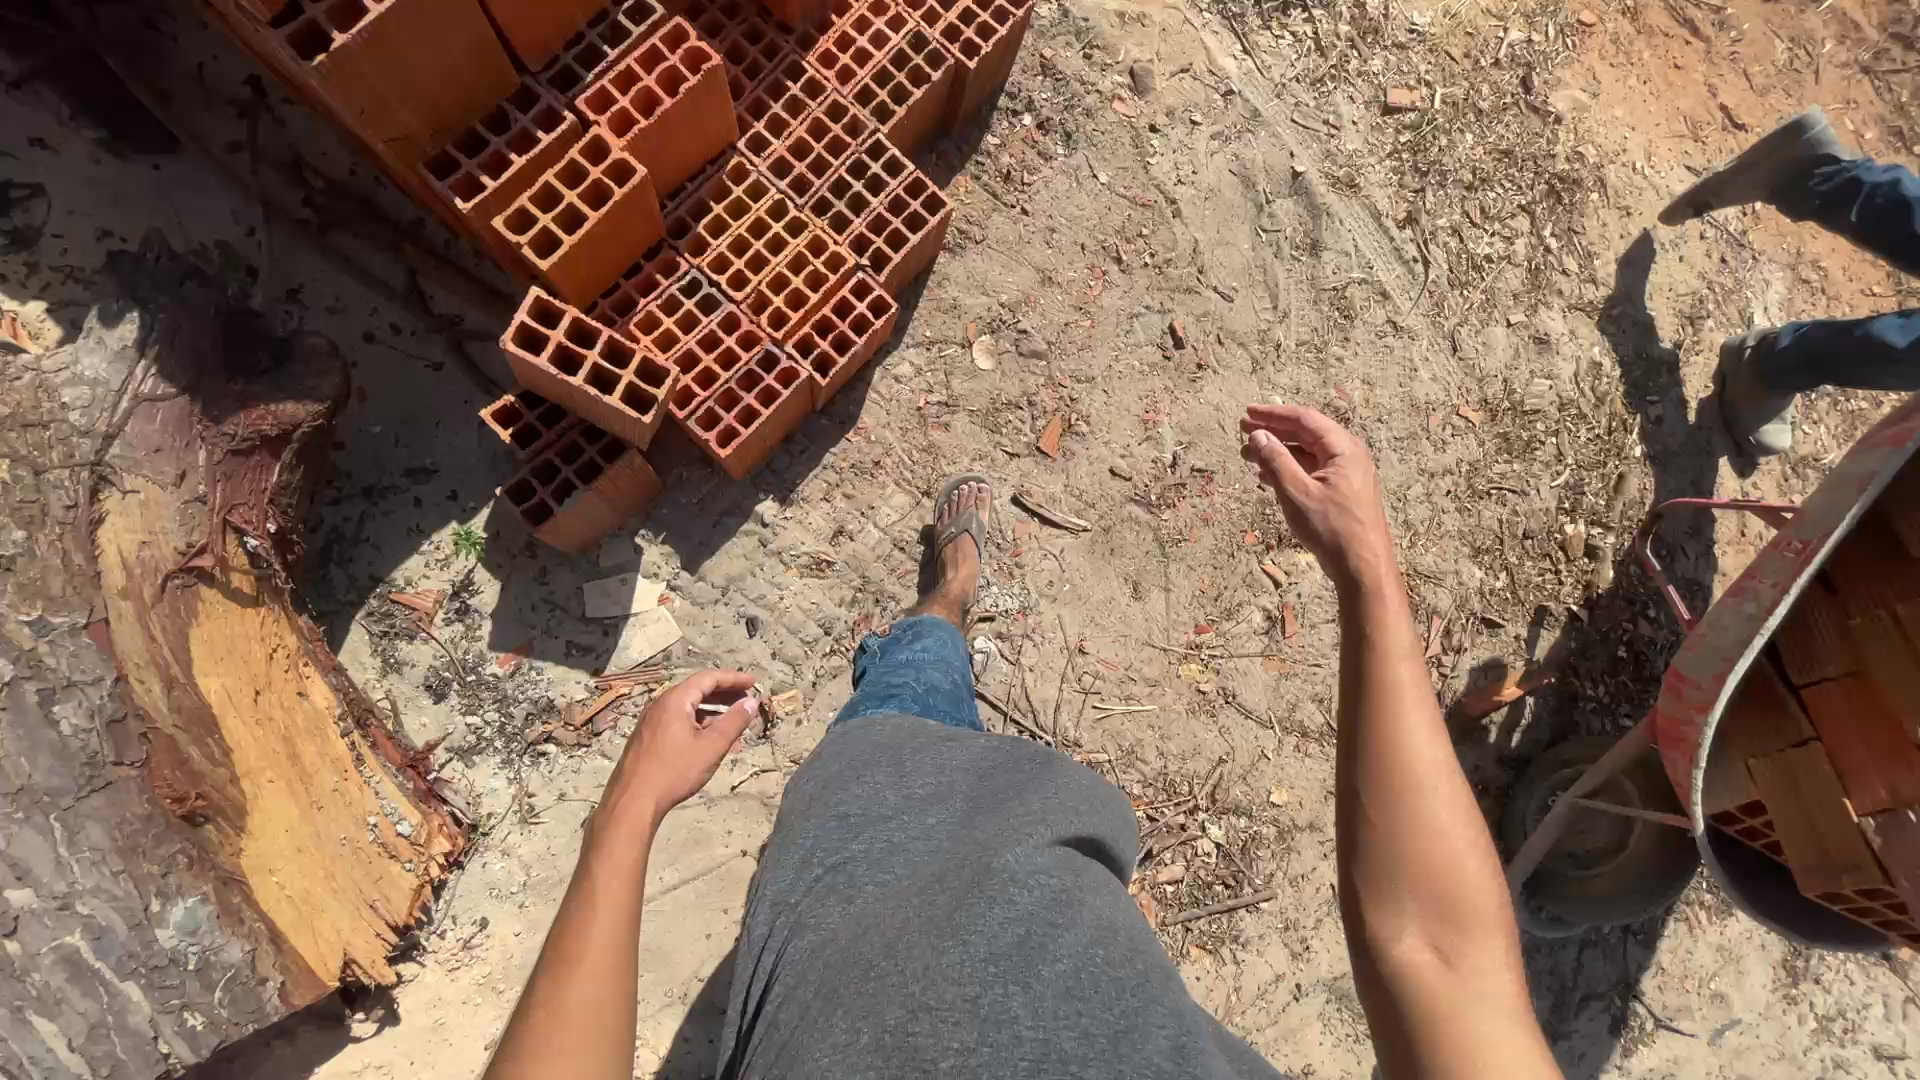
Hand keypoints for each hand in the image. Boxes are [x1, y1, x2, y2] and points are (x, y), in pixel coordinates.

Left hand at [599, 670, 759, 830]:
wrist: (632, 802)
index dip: (734, 678)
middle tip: (747, 700)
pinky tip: (711, 738)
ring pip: (688, 707)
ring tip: (734, 720)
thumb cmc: (674, 771)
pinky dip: (699, 723)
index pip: (709, 678)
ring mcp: (652, 720)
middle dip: (725, 693)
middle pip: (698, 689)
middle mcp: (661, 704)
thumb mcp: (712, 746)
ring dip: (713, 710)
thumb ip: (734, 721)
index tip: (754, 682)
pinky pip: (679, 720)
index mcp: (675, 700)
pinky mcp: (648, 736)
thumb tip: (752, 702)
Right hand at [1240, 404, 1395, 591]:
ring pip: (1306, 453)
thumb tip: (1259, 435)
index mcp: (1343, 449)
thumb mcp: (1297, 492)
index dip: (1274, 415)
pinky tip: (1267, 476)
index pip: (1305, 420)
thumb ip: (1276, 461)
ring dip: (1277, 452)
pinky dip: (1288, 468)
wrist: (1362, 566)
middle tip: (1243, 430)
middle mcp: (1347, 456)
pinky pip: (1310, 470)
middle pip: (1306, 434)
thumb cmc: (1331, 528)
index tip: (1248, 413)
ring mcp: (1345, 474)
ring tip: (1248, 455)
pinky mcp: (1340, 491)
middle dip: (1273, 431)